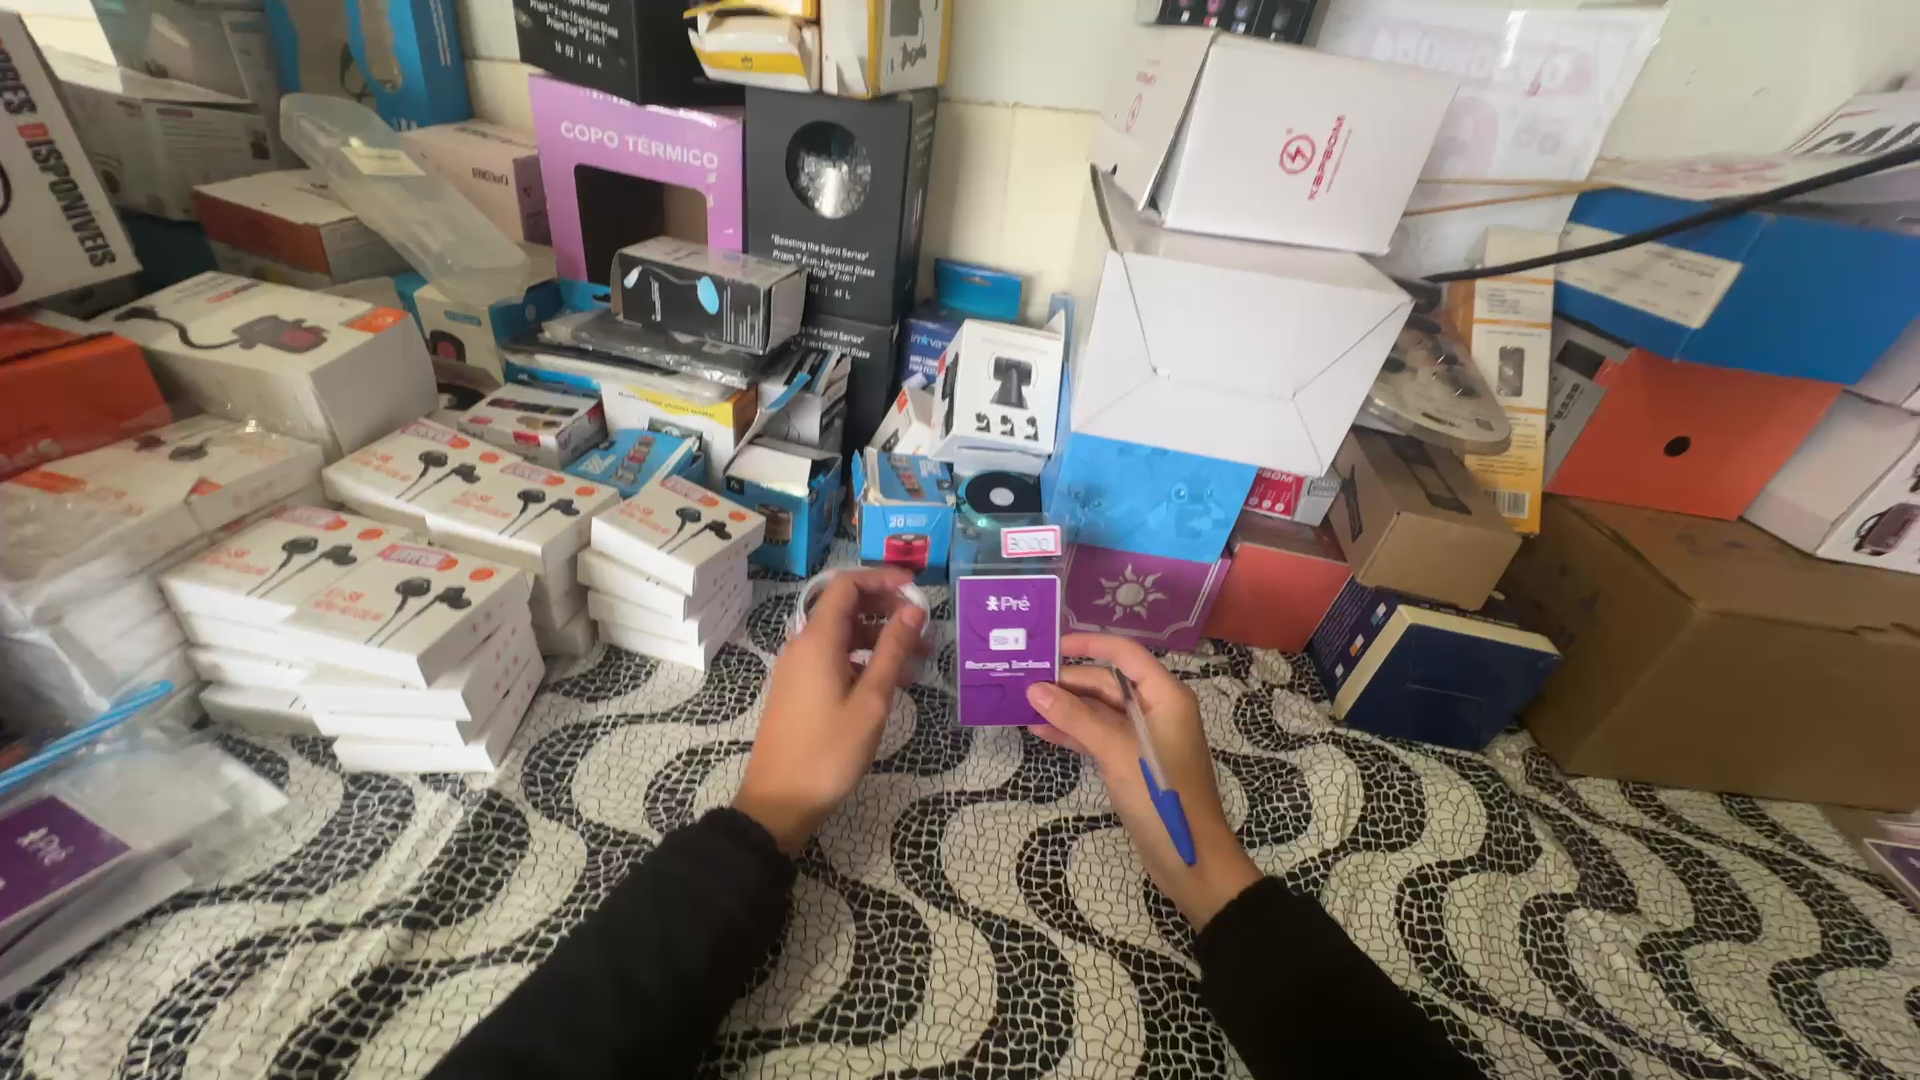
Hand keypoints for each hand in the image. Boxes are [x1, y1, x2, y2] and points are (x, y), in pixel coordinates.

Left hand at [734, 568, 927, 853]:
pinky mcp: (800, 688)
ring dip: (879, 638)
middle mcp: (803, 645)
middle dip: (886, 609)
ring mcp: (799, 667)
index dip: (882, 579)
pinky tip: (890, 682)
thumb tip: (914, 609)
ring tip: (918, 661)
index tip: (917, 589)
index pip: (846, 585)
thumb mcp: (871, 700)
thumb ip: (892, 649)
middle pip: (845, 607)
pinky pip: (835, 658)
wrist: (779, 802)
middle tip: (924, 626)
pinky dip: (863, 660)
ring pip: (843, 635)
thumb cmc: (829, 750)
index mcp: (817, 640)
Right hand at [1025, 634, 1262, 928]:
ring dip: (1066, 707)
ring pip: (1099, 710)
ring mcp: (1143, 737)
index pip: (1124, 654)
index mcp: (1164, 695)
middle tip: (1026, 682)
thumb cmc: (1161, 794)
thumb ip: (1076, 717)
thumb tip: (1035, 689)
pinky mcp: (1131, 761)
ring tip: (1025, 704)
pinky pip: (1098, 735)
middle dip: (1069, 681)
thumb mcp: (1116, 750)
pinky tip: (1041, 730)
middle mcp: (1155, 709)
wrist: (1190, 859)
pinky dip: (1073, 732)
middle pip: (1107, 682)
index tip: (1052, 646)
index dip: (1089, 645)